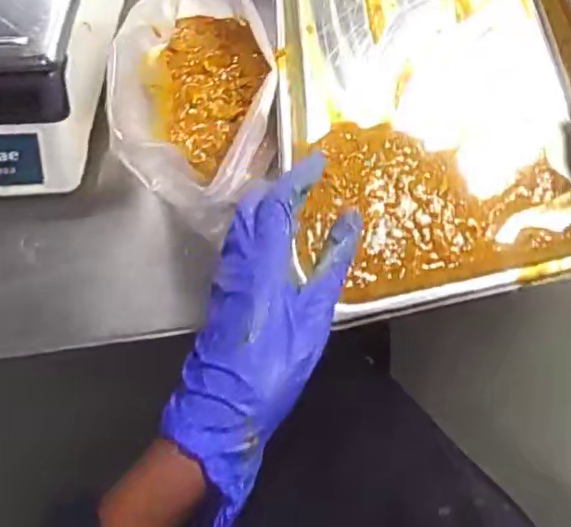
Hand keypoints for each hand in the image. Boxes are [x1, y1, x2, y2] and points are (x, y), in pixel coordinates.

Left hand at [159, 154, 361, 526]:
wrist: (220, 410)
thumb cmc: (274, 361)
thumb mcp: (315, 312)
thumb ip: (333, 260)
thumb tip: (350, 217)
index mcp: (263, 256)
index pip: (277, 199)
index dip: (299, 176)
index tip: (320, 160)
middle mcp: (240, 255)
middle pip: (254, 203)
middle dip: (280, 183)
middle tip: (310, 180)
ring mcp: (228, 271)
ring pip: (244, 219)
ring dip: (269, 201)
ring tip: (299, 201)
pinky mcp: (225, 286)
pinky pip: (242, 237)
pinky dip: (262, 222)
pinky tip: (280, 236)